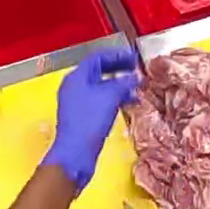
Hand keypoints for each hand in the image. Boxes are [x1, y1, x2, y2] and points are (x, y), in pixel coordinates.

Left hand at [42, 47, 141, 191]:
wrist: (75, 153)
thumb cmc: (90, 121)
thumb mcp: (110, 96)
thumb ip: (124, 83)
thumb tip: (135, 77)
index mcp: (76, 77)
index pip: (97, 58)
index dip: (116, 56)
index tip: (132, 58)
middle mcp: (73, 88)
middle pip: (97, 72)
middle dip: (118, 70)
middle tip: (135, 71)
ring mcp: (76, 104)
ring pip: (99, 88)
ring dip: (118, 87)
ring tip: (135, 90)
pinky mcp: (81, 119)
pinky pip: (99, 103)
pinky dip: (113, 100)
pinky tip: (126, 105)